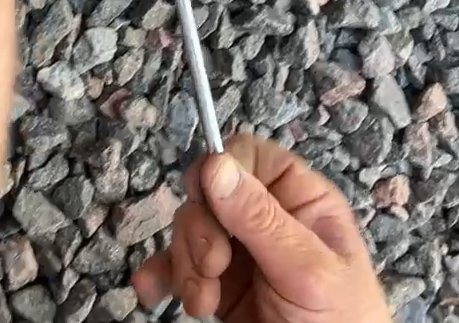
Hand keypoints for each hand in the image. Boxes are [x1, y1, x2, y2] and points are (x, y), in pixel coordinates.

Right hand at [133, 135, 390, 322]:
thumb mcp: (307, 271)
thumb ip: (260, 218)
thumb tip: (213, 163)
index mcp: (299, 199)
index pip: (248, 156)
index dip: (222, 170)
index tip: (209, 198)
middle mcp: (266, 219)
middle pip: (209, 193)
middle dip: (200, 230)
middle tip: (214, 266)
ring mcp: (240, 253)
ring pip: (190, 228)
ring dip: (184, 262)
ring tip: (201, 302)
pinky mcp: (219, 287)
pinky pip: (177, 265)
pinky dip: (161, 275)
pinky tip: (151, 290)